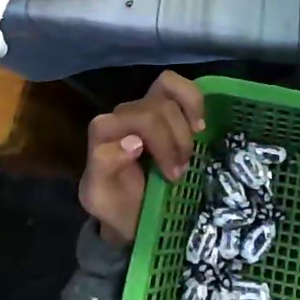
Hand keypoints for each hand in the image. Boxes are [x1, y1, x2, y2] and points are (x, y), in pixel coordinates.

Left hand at [80, 71, 205, 244]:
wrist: (134, 211)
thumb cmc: (118, 205)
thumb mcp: (100, 198)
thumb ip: (105, 167)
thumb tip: (133, 142)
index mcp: (103, 133)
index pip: (126, 118)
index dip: (155, 140)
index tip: (168, 173)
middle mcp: (123, 114)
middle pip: (153, 110)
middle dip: (172, 143)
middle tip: (179, 174)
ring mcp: (146, 107)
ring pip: (168, 97)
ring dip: (183, 131)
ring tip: (186, 157)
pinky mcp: (168, 106)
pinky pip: (181, 87)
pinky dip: (194, 102)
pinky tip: (199, 127)